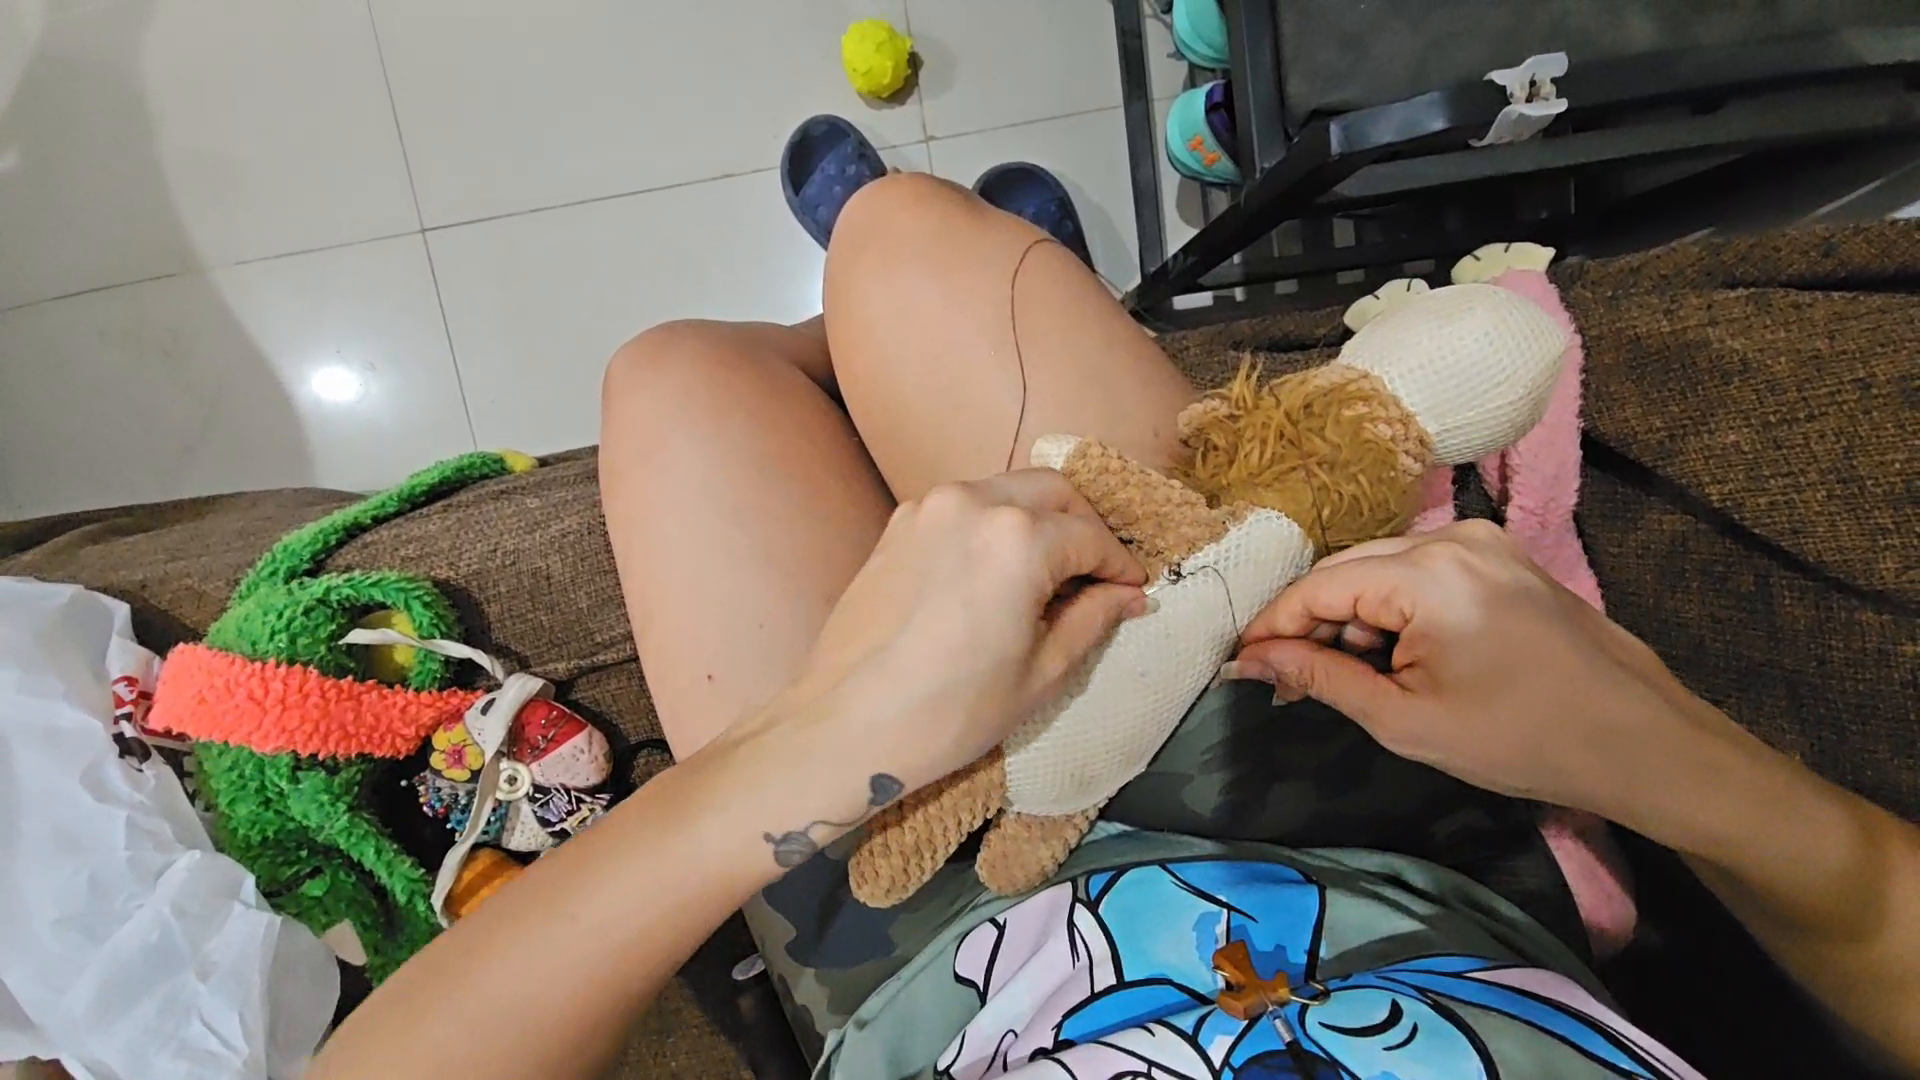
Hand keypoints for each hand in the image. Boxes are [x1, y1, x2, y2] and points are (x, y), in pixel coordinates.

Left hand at [779, 469, 1147, 792]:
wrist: (846, 724)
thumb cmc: (952, 711)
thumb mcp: (1040, 673)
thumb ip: (1092, 620)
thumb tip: (1130, 596)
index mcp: (1018, 539)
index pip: (1090, 537)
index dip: (1120, 566)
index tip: (1132, 591)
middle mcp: (974, 502)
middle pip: (1053, 492)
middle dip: (1085, 527)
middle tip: (1096, 574)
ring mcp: (929, 506)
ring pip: (1006, 491)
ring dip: (1039, 520)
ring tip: (1048, 573)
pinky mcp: (899, 522)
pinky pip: (964, 507)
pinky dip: (993, 525)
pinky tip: (994, 570)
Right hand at [1230, 520, 1736, 824]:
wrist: (1649, 745)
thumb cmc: (1522, 741)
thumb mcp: (1404, 719)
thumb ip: (1318, 677)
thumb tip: (1250, 661)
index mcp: (1430, 575)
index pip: (1317, 587)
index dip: (1271, 625)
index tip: (1240, 661)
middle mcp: (1452, 538)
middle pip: (1343, 570)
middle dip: (1309, 622)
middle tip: (1286, 675)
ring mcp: (1480, 540)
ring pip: (1374, 569)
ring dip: (1349, 616)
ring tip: (1346, 672)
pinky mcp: (1497, 554)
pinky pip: (1413, 570)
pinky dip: (1387, 608)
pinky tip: (1392, 652)